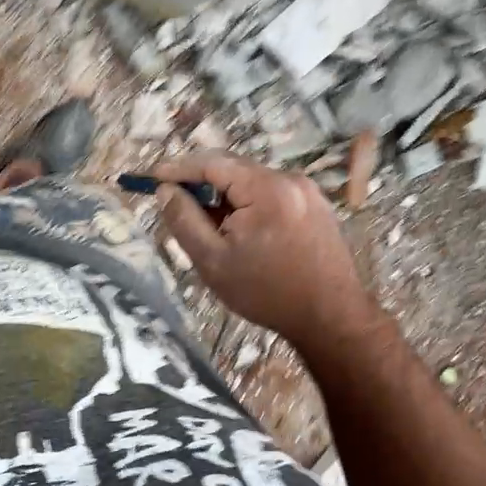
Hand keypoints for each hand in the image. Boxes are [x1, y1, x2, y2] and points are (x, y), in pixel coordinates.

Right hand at [153, 151, 377, 350]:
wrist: (333, 321)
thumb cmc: (267, 293)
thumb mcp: (212, 261)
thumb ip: (184, 220)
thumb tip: (165, 190)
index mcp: (266, 189)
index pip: (212, 163)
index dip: (178, 168)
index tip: (152, 177)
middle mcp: (290, 180)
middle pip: (233, 168)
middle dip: (201, 182)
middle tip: (175, 202)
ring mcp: (308, 191)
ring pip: (251, 180)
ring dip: (225, 194)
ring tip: (209, 224)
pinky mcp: (316, 206)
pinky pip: (271, 192)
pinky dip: (248, 202)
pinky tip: (240, 230)